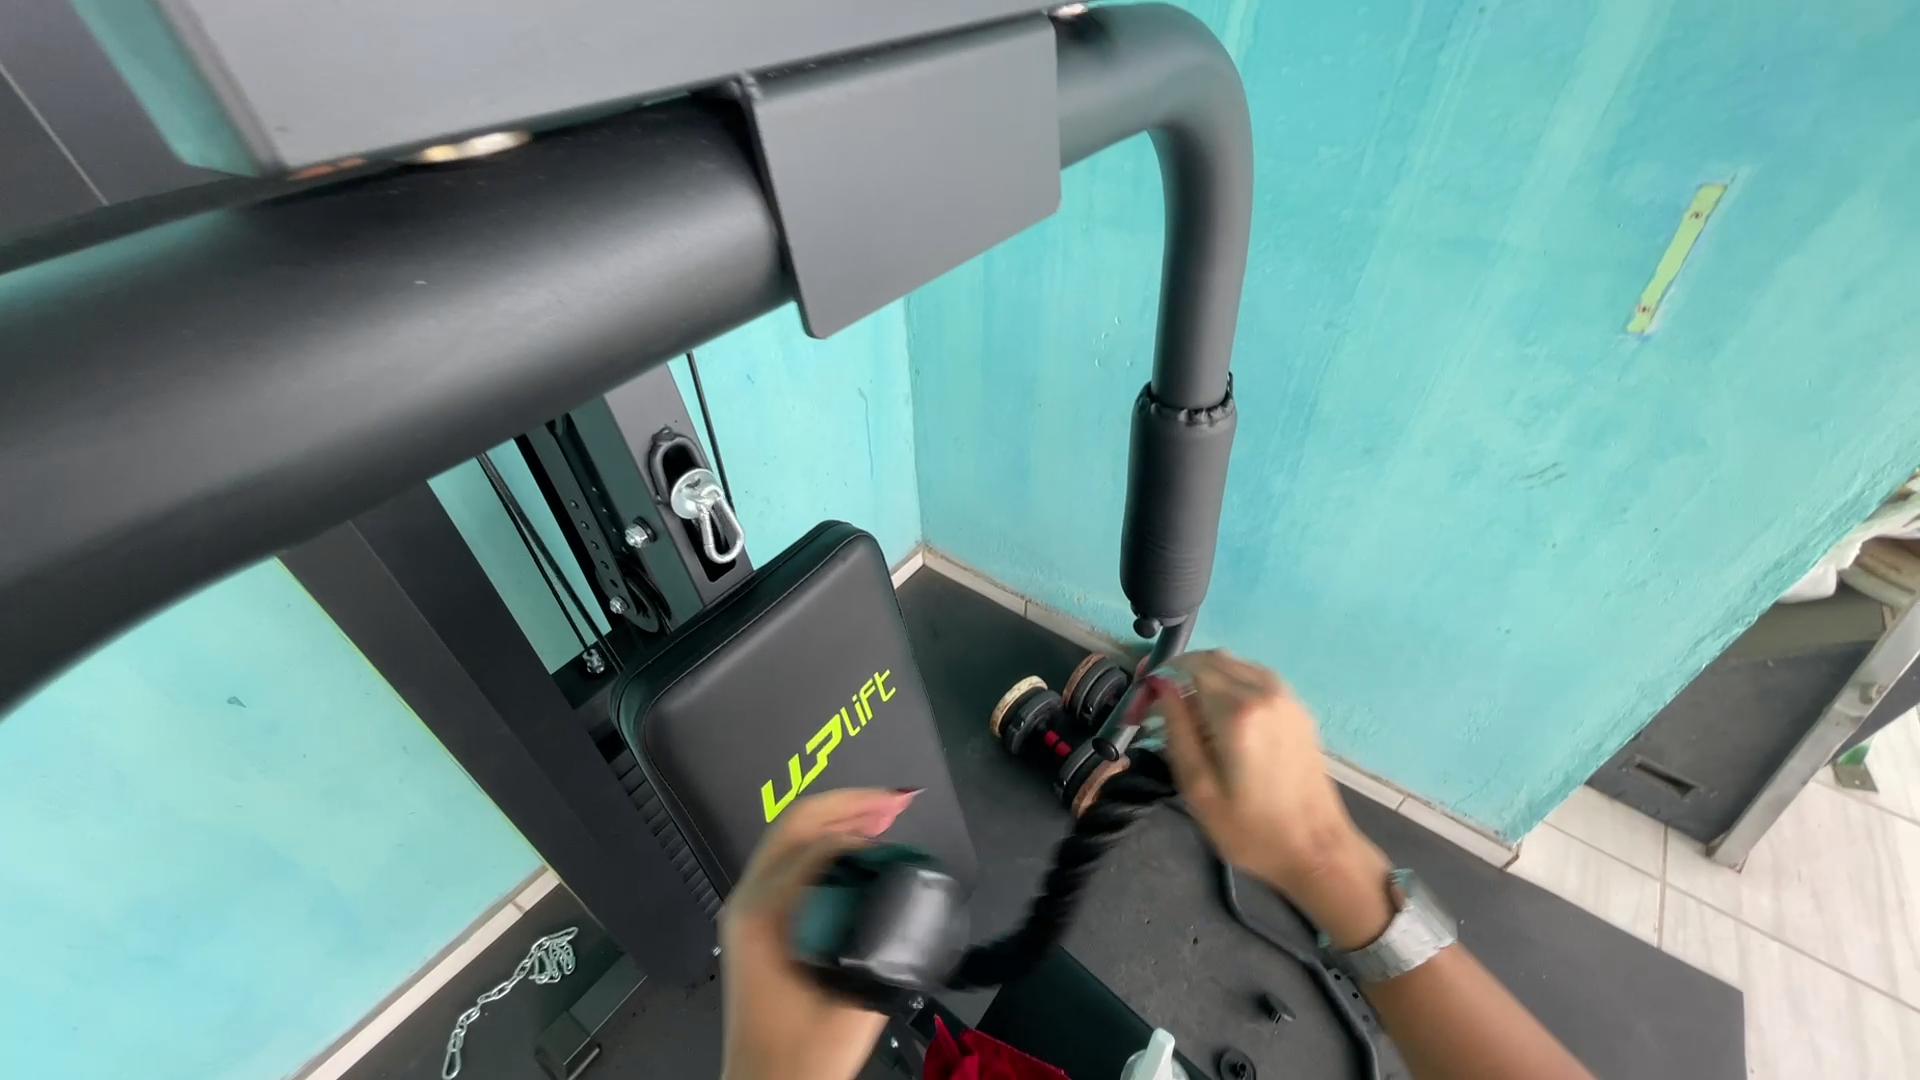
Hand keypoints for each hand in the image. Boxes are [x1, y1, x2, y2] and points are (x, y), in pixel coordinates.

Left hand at [719, 787, 917, 1079]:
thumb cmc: (805, 1054)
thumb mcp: (854, 992)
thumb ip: (875, 932)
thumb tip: (890, 877)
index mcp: (763, 913)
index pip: (815, 844)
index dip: (860, 829)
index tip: (895, 832)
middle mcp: (748, 898)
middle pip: (797, 822)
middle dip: (851, 803)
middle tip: (898, 800)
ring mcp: (747, 904)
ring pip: (793, 834)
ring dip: (840, 815)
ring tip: (885, 810)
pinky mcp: (756, 915)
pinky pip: (791, 856)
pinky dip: (827, 838)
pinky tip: (859, 844)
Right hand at [1148, 650, 1391, 947]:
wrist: (1318, 851)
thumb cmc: (1251, 829)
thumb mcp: (1198, 787)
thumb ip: (1177, 730)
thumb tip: (1162, 687)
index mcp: (1237, 712)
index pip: (1190, 668)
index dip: (1162, 672)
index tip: (1143, 689)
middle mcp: (1265, 694)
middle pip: (1213, 659)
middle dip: (1181, 670)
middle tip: (1160, 697)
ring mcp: (1286, 699)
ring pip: (1236, 663)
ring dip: (1206, 673)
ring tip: (1187, 705)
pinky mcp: (1298, 710)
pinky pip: (1257, 677)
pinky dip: (1232, 680)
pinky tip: (1220, 709)